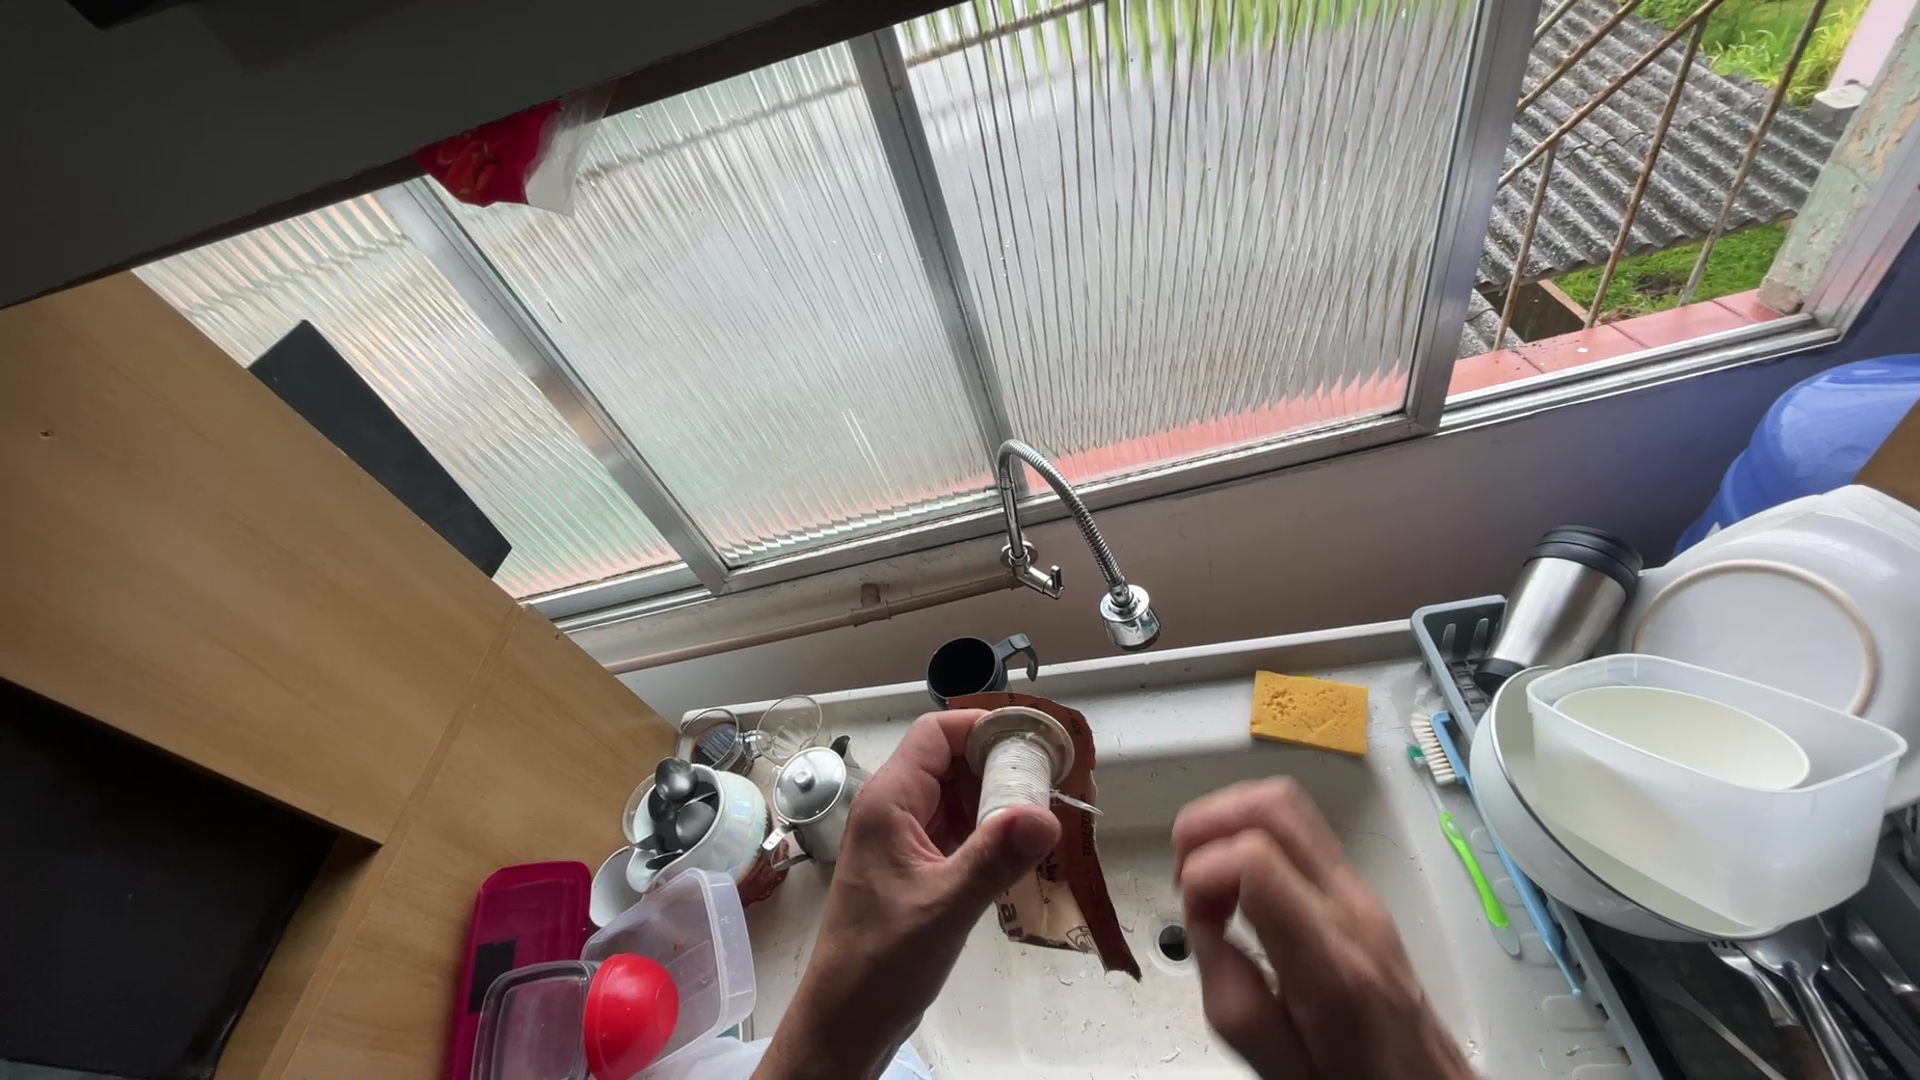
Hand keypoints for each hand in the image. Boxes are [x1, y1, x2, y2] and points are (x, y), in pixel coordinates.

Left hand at [753, 710, 1060, 1079]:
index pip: (935, 733)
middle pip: (949, 759)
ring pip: (955, 794)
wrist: (843, 1023)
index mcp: (889, 800)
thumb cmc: (880, 963)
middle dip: (998, 763)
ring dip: (996, 797)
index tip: (1030, 740)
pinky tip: (1020, 847)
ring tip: (1044, 808)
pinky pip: (955, 828)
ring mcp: (902, 836)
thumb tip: (1045, 816)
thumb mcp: (942, 908)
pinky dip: (987, 829)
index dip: (981, 726)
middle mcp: (894, 808)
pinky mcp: (913, 864)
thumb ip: (993, 859)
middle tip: (1049, 777)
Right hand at [1173, 778, 1477, 1079]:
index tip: (1193, 911)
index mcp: (1334, 965)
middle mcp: (1352, 911)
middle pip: (1273, 809)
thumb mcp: (1280, 1071)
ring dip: (1226, 818)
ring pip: (1284, 801)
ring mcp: (1359, 890)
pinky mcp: (1355, 885)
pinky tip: (1234, 870)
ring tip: (1205, 864)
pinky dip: (1247, 827)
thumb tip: (1203, 925)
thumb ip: (1229, 996)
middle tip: (1183, 866)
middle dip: (1207, 822)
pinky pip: (1295, 823)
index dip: (1201, 873)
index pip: (1255, 861)